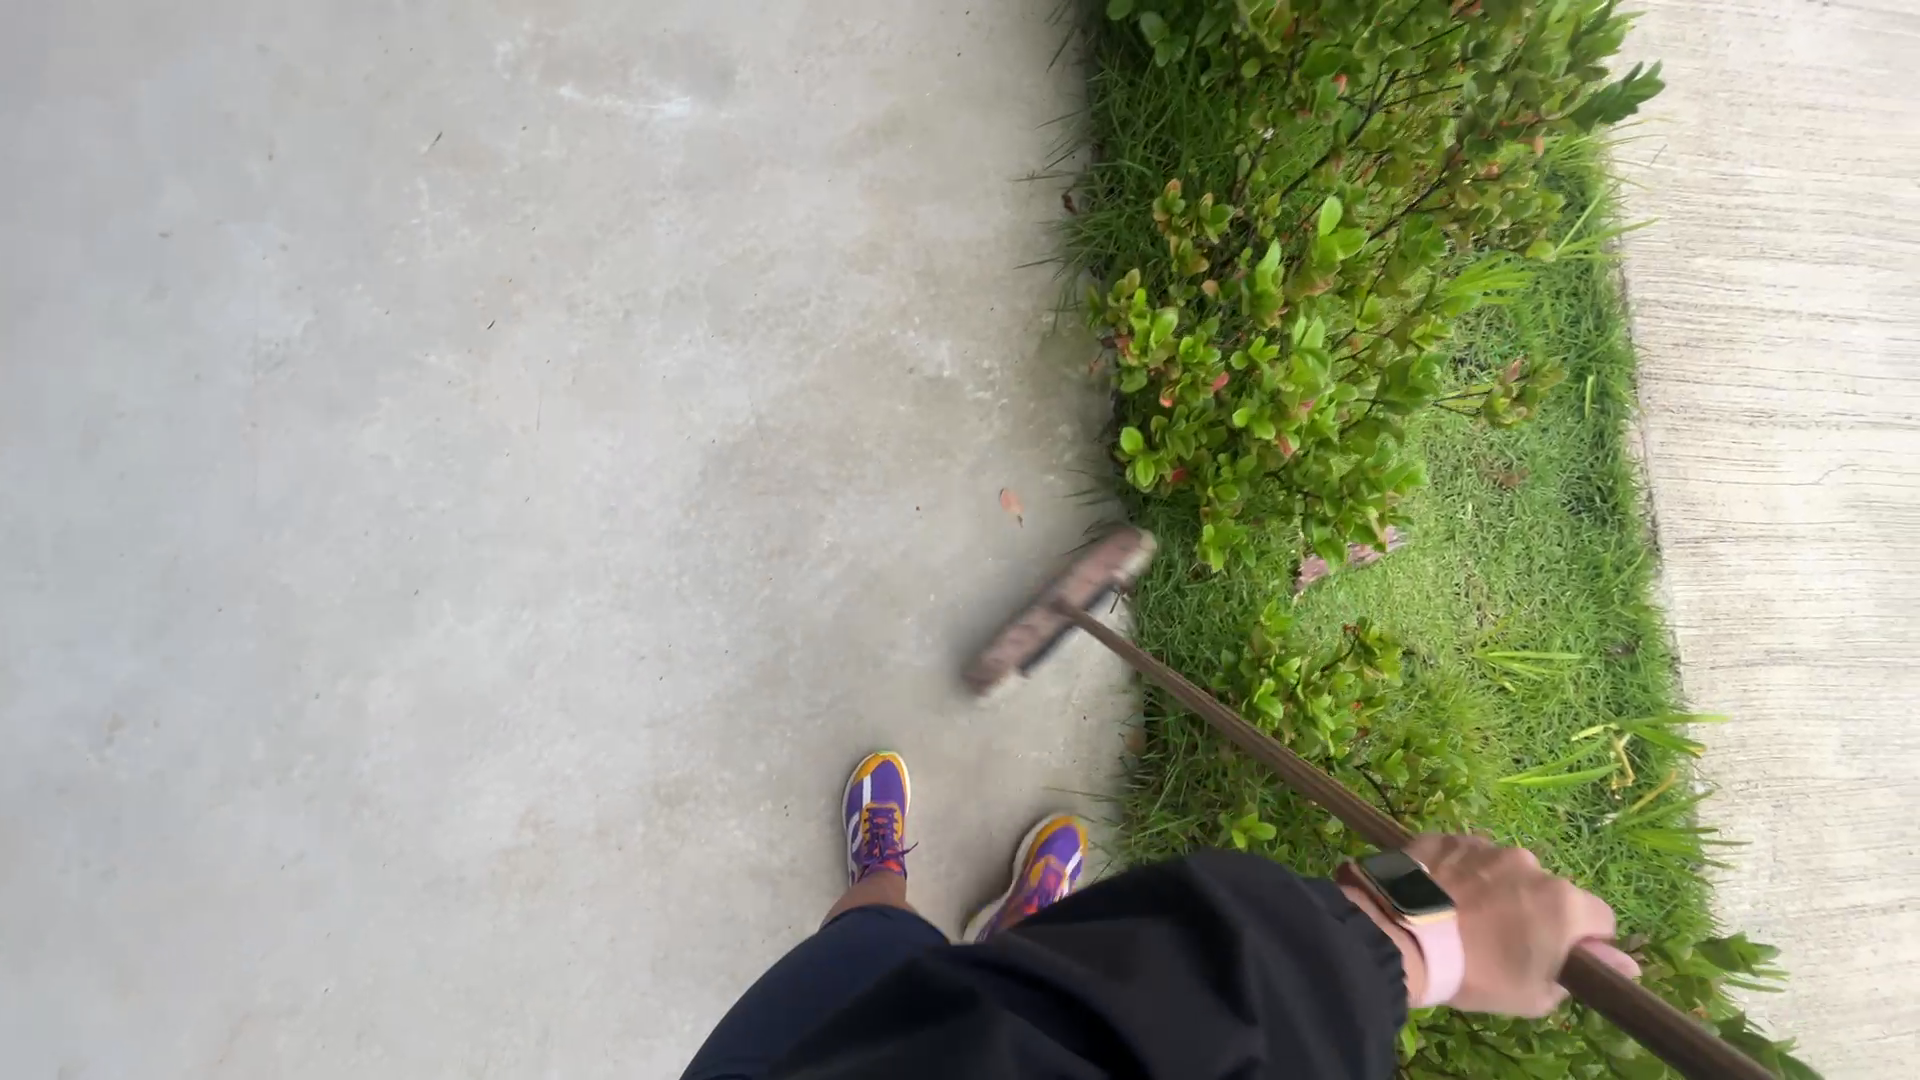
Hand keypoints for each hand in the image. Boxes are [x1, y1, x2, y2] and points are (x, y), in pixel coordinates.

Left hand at [1405, 834, 1640, 1015]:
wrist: (1401, 933)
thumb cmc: (1477, 972)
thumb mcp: (1536, 993)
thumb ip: (1581, 971)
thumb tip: (1622, 962)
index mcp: (1562, 901)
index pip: (1599, 917)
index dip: (1587, 938)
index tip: (1563, 953)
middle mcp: (1525, 863)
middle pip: (1546, 888)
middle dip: (1535, 908)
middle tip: (1503, 933)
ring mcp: (1479, 844)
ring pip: (1501, 867)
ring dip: (1493, 885)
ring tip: (1464, 911)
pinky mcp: (1440, 836)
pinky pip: (1461, 854)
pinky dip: (1456, 869)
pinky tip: (1438, 891)